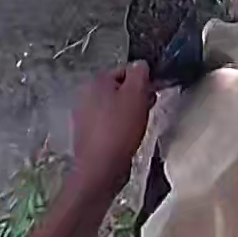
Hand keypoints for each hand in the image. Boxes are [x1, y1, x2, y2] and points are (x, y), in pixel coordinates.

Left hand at [70, 62, 155, 193]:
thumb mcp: (136, 94)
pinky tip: (127, 137)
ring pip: (114, 106)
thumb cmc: (119, 128)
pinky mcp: (86, 135)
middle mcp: (86, 94)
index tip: (153, 93)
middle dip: (136, 96)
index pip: (126, 70)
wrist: (100, 171)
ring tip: (139, 125)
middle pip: (119, 88)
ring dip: (128, 112)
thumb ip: (140, 73)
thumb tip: (140, 65)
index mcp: (96, 81)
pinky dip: (118, 126)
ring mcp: (84, 116)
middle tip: (148, 108)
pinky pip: (108, 123)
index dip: (142, 80)